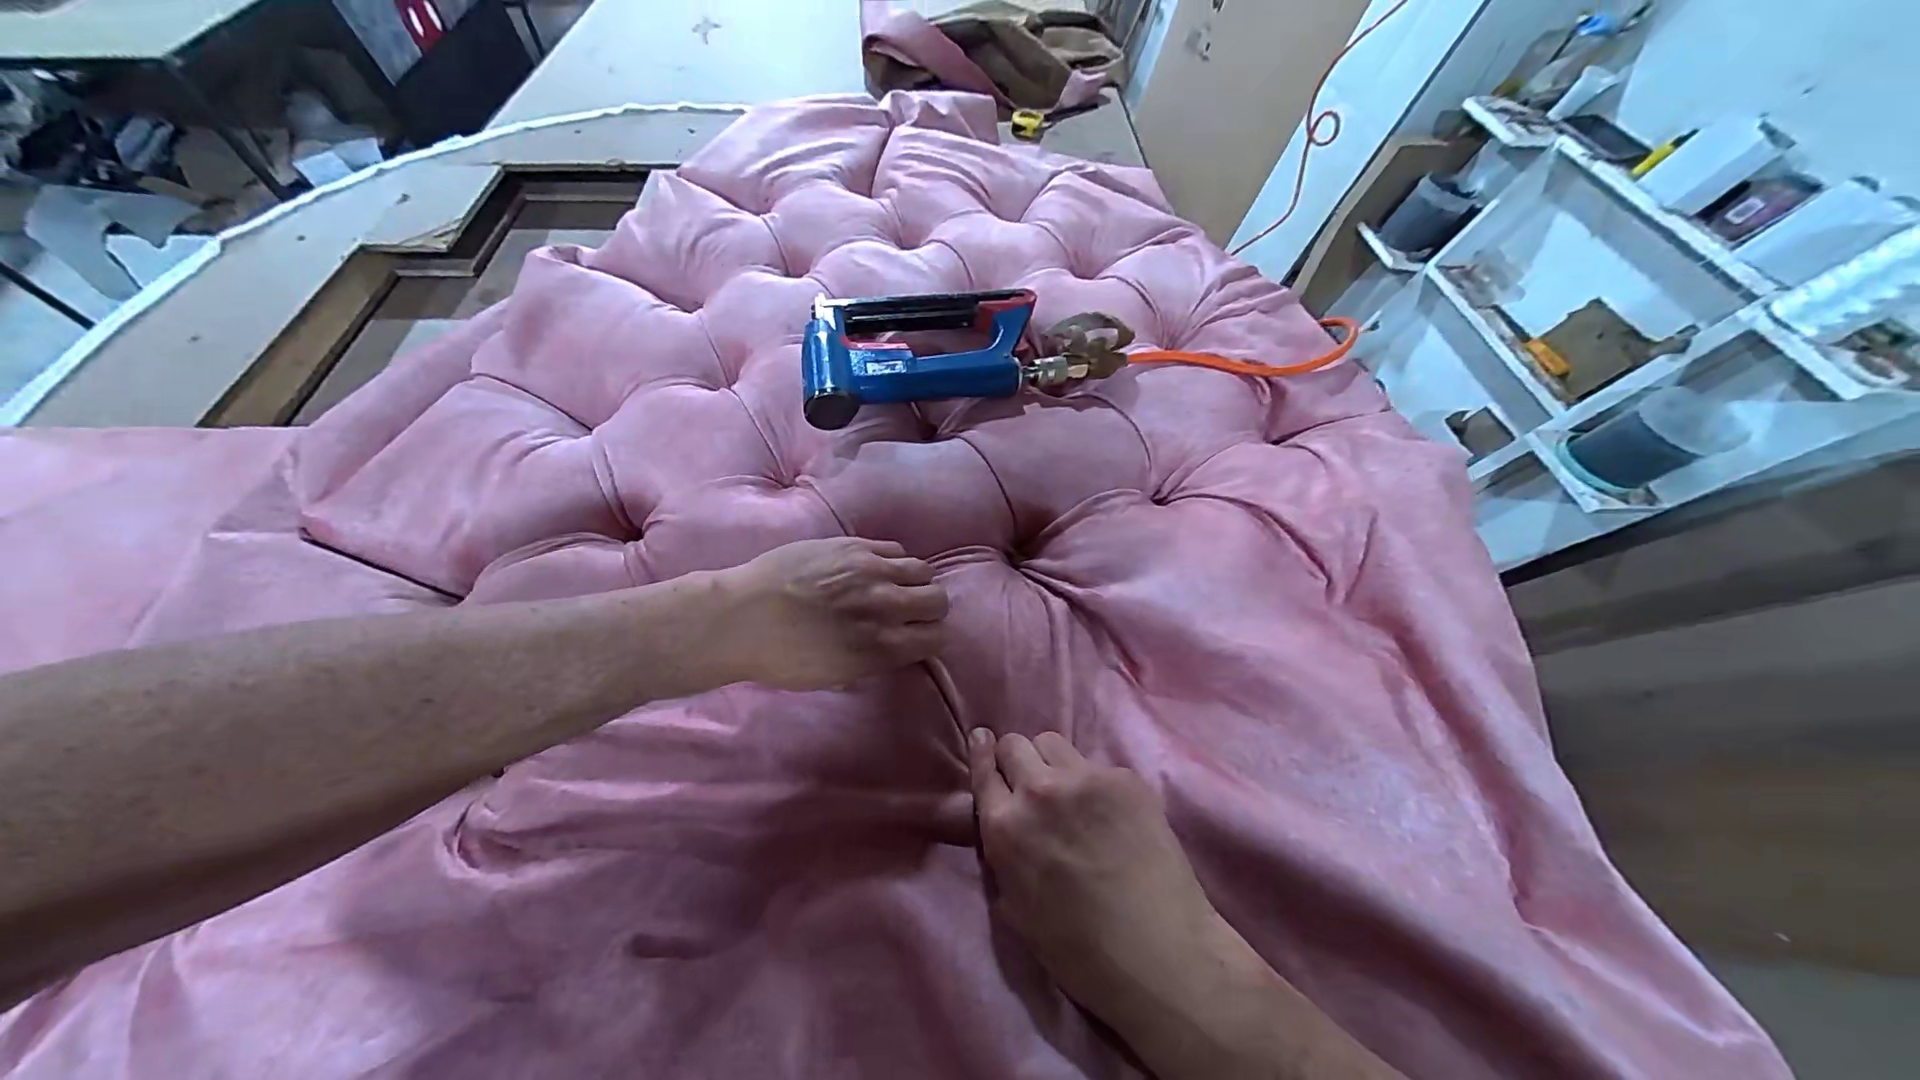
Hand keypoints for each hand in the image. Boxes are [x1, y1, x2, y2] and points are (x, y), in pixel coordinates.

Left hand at [713, 537, 947, 690]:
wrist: (740, 617)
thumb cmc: (782, 658)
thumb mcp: (835, 676)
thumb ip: (876, 661)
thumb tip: (898, 648)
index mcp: (881, 646)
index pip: (937, 638)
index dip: (931, 638)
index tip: (919, 637)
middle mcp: (885, 606)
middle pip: (937, 600)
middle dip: (929, 609)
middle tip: (911, 611)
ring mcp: (871, 571)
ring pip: (922, 570)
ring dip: (915, 582)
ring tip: (895, 586)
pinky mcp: (854, 545)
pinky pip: (894, 549)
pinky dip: (892, 561)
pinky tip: (874, 569)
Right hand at [967, 729, 1223, 1019]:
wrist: (1159, 954)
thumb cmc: (1078, 950)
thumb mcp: (1015, 907)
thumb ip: (1002, 853)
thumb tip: (1005, 823)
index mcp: (1004, 826)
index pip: (983, 768)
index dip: (982, 752)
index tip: (983, 738)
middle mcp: (1038, 791)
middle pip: (1016, 744)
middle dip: (1018, 759)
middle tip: (1033, 782)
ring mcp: (1084, 778)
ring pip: (1053, 743)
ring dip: (1052, 762)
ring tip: (1071, 793)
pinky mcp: (1124, 778)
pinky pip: (1097, 765)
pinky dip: (1096, 783)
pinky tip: (1114, 815)